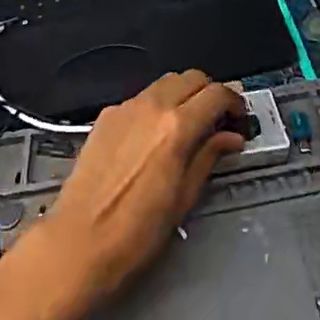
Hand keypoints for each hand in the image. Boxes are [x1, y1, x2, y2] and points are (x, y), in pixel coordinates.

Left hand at [37, 70, 245, 298]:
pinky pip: (141, 98)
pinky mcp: (106, 116)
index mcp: (177, 126)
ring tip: (188, 125)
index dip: (234, 103)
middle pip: (191, 77)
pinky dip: (156, 106)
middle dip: (210, 93)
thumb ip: (209, 156)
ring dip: (183, 95)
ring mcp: (126, 107)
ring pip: (165, 83)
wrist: (80, 241)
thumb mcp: (184, 196)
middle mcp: (152, 106)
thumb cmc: (138, 230)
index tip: (239, 119)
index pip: (217, 94)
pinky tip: (155, 135)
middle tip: (217, 120)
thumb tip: (230, 137)